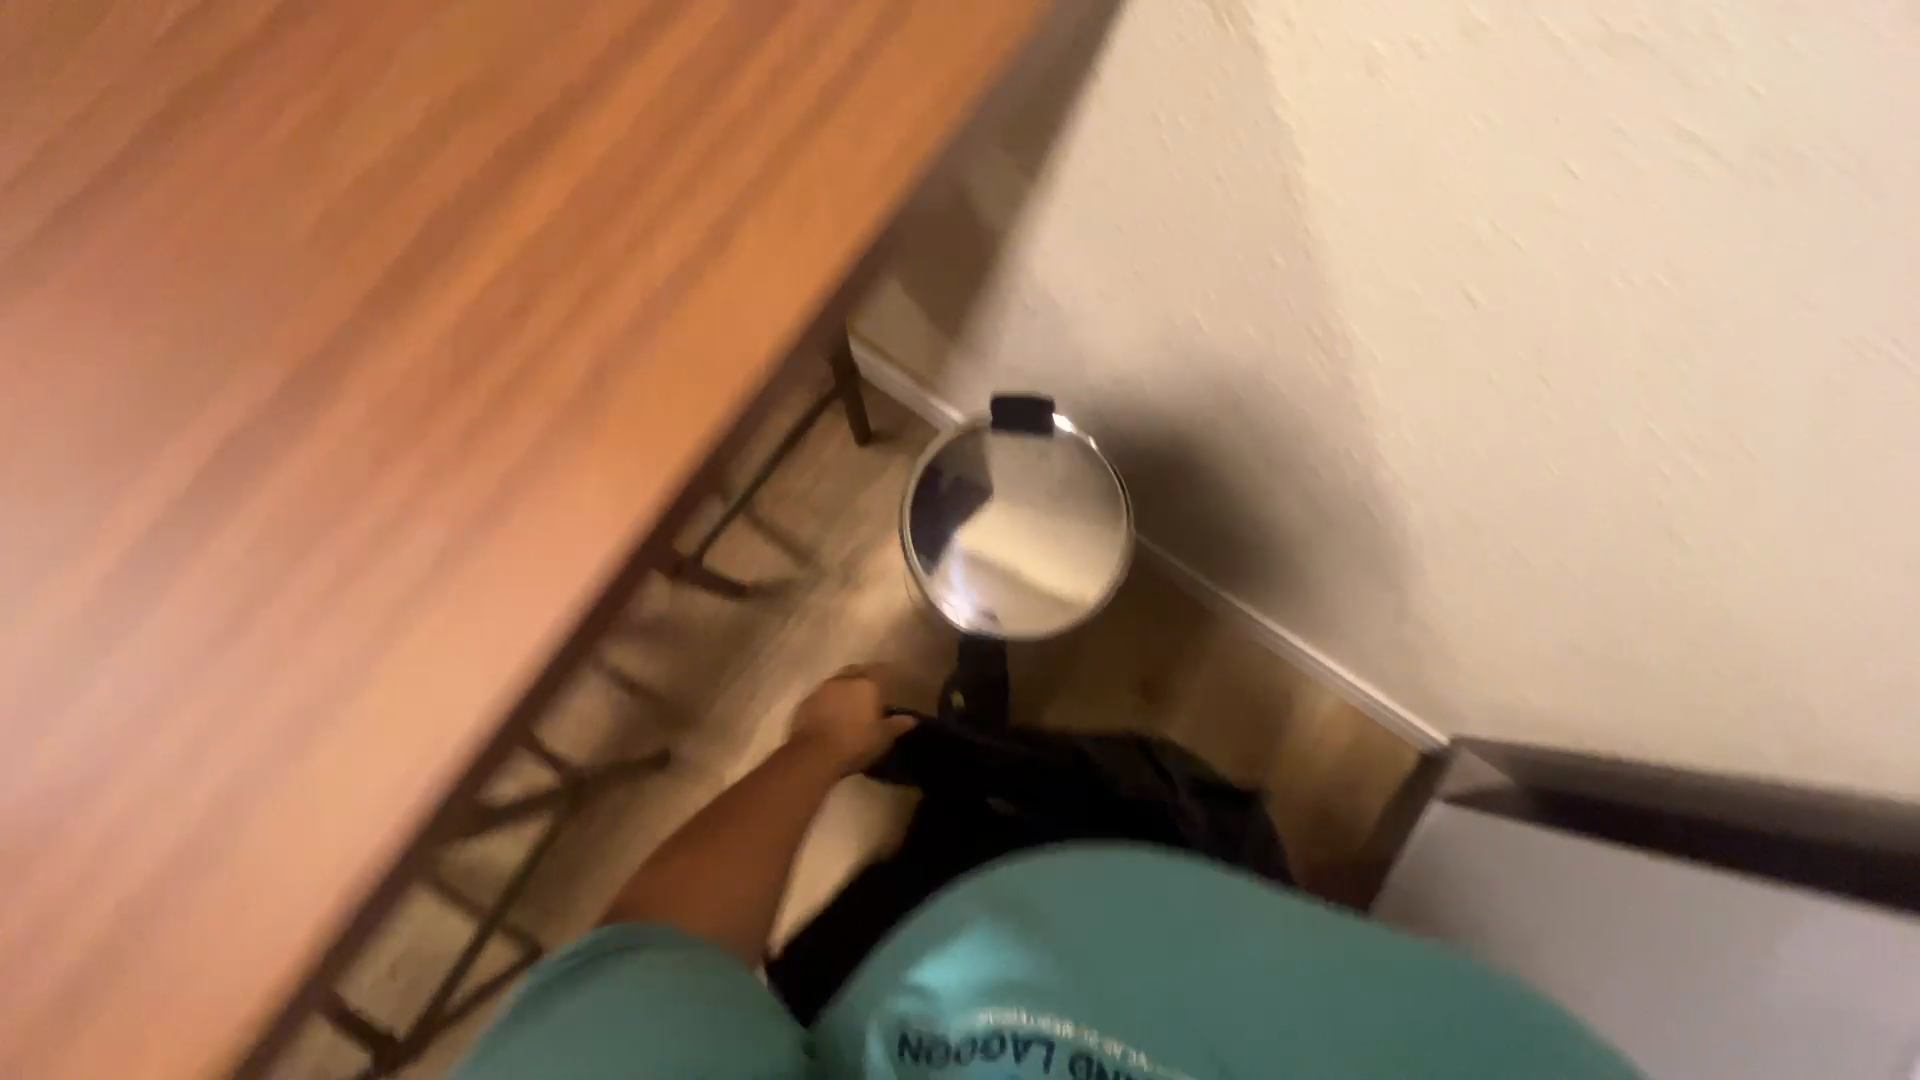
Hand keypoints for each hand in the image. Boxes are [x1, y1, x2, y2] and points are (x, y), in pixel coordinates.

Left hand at [787, 668, 914, 775]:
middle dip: (863, 677)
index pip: (880, 671)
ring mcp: (822, 689)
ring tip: (850, 702)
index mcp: (866, 684)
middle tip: (870, 689)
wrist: (814, 755)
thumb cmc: (855, 743)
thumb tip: (912, 719)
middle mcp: (844, 680)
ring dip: (844, 688)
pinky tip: (831, 713)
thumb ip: (897, 725)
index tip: (891, 681)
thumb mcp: (882, 738)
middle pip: (856, 671)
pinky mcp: (805, 702)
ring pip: (837, 682)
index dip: (887, 674)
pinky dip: (828, 700)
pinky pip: (821, 695)